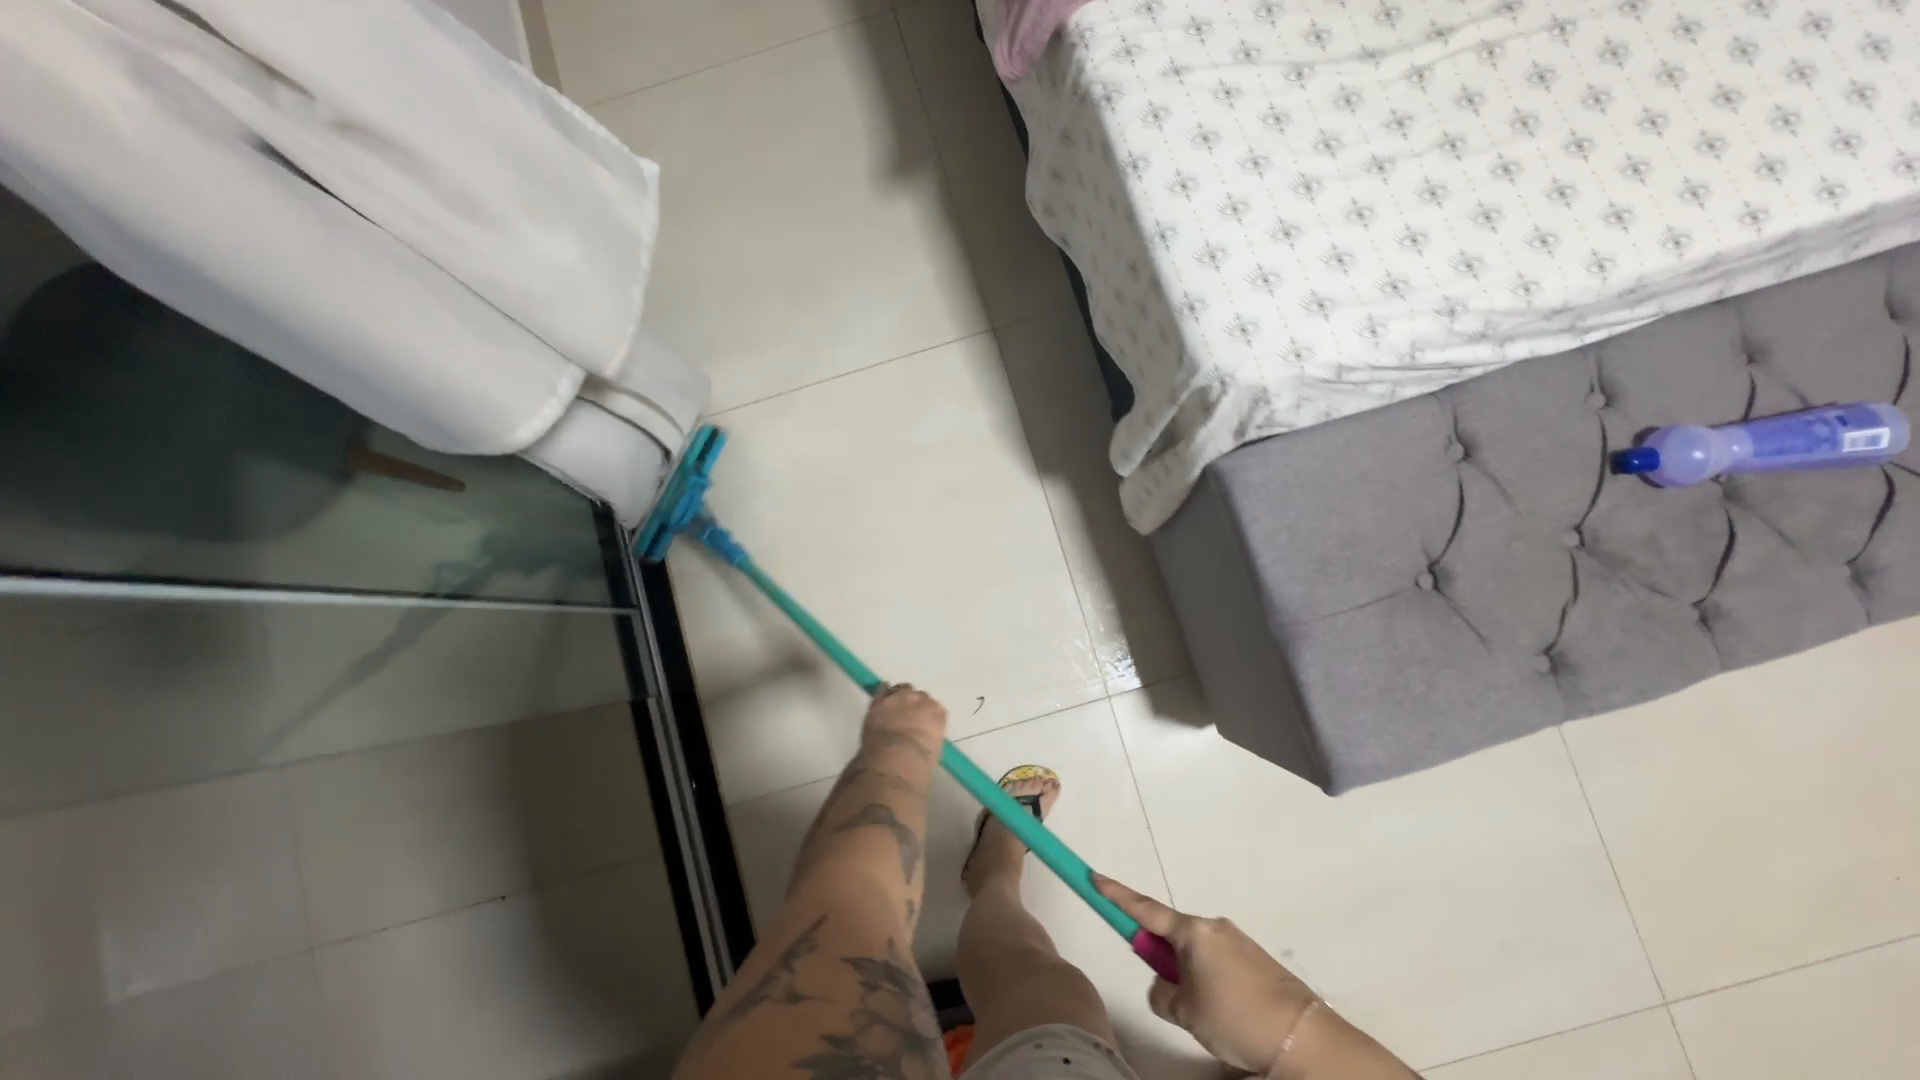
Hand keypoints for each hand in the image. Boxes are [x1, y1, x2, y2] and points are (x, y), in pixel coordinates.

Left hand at [862, 683, 946, 756]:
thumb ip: (929, 736)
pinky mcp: (879, 702)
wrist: (895, 758)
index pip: (934, 709)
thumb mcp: (933, 750)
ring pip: (901, 689)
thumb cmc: (918, 761)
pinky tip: (883, 692)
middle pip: (918, 696)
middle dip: (914, 705)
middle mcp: (919, 700)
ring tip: (896, 707)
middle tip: (909, 718)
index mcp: (936, 712)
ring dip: (900, 696)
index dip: (927, 718)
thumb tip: (922, 738)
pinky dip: (883, 691)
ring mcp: (898, 698)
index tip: (923, 726)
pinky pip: (882, 691)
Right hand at [1095, 875, 1315, 1075]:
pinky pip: (1219, 965)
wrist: (1303, 1038)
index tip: (1094, 876)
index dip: (1116, 895)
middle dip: (1164, 960)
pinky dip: (1212, 984)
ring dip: (1190, 977)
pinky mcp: (1257, 961)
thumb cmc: (1236, 1019)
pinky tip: (1227, 1016)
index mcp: (1193, 932)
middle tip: (1174, 999)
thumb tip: (1166, 984)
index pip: (1144, 910)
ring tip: (1209, 1017)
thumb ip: (1162, 992)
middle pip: (1173, 935)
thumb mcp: (1185, 1012)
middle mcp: (1215, 928)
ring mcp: (1239, 942)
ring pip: (1197, 955)